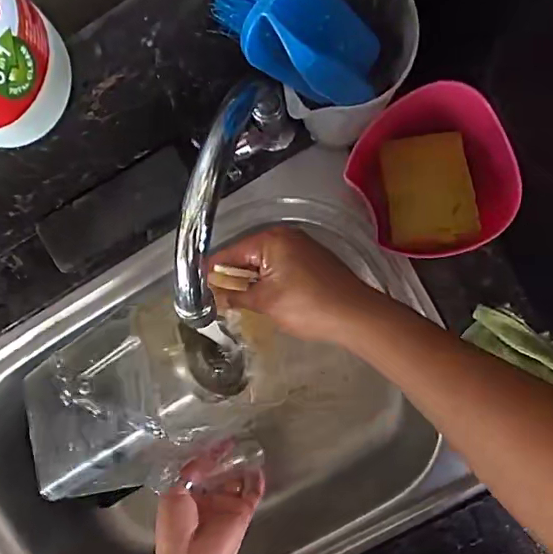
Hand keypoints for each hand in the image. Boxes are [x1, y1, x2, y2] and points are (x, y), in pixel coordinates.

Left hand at [154, 451, 264, 553]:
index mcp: (185, 498)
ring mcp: (225, 506)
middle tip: (232, 441)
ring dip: (241, 466)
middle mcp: (206, 501)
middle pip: (218, 474)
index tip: (214, 441)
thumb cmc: (175, 531)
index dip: (205, 456)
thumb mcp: (173, 494)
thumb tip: (203, 458)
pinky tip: (258, 466)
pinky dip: (257, 480)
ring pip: (236, 481)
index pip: (197, 471)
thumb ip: (189, 472)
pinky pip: (253, 492)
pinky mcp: (242, 512)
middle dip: (224, 459)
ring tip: (246, 447)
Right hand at [205, 227, 386, 344]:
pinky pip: (281, 269)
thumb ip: (236, 296)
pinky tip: (265, 301)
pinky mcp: (313, 263)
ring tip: (237, 304)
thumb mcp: (265, 303)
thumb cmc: (308, 306)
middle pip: (247, 256)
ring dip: (251, 283)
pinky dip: (270, 283)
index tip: (197, 287)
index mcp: (271, 240)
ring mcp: (302, 249)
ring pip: (264, 264)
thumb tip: (216, 296)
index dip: (212, 271)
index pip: (229, 252)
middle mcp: (286, 237)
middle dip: (232, 278)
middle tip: (215, 301)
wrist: (356, 315)